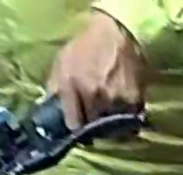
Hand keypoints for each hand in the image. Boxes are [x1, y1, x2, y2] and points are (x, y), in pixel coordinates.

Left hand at [47, 11, 145, 129]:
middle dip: (93, 128)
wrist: (116, 35)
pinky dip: (126, 123)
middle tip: (95, 121)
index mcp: (72, 85)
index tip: (79, 128)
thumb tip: (49, 109)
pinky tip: (122, 113)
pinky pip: (129, 126)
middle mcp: (93, 96)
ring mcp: (115, 102)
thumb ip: (55, 87)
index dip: (76, 128)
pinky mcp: (133, 104)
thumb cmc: (87, 48)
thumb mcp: (63, 62)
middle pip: (94, 130)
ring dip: (110, 128)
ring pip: (112, 130)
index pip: (74, 124)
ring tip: (109, 117)